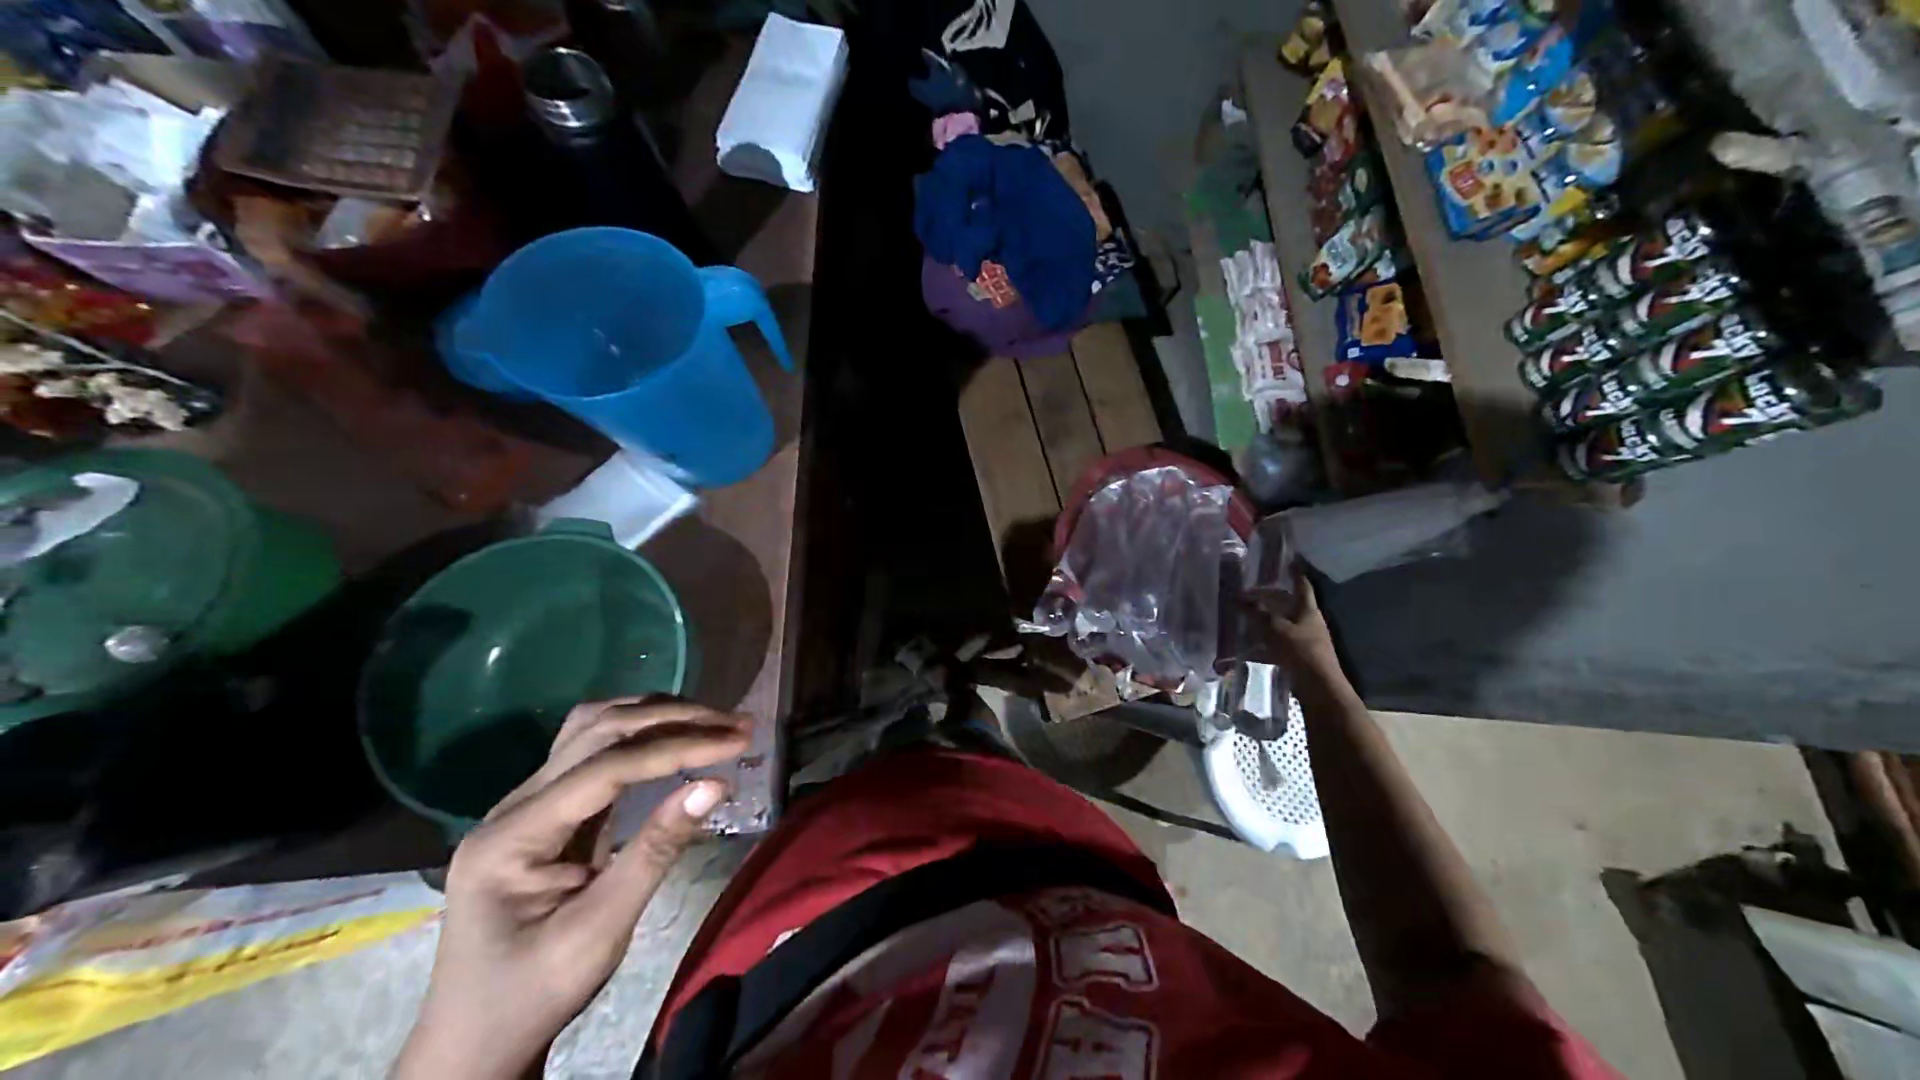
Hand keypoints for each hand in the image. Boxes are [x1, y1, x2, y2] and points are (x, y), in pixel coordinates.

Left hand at [394, 700, 749, 1079]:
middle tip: (737, 723)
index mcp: (513, 835)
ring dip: (655, 717)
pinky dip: (640, 738)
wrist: (477, 1040)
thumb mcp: (599, 931)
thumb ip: (656, 851)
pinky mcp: (547, 812)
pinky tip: (674, 740)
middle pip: (598, 732)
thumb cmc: (535, 993)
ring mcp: (526, 805)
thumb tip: (715, 785)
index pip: (607, 767)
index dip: (677, 747)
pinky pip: (594, 755)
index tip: (737, 741)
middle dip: (672, 719)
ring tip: (712, 721)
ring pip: (593, 731)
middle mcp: (514, 804)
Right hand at [1250, 564, 1339, 679]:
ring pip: (1282, 623)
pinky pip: (1278, 642)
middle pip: (1288, 604)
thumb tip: (1239, 597)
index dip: (1295, 572)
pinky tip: (1248, 646)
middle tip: (1250, 593)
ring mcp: (1304, 640)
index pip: (1302, 585)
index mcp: (1308, 610)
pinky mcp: (1298, 656)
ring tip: (1244, 617)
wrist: (1319, 688)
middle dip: (1270, 597)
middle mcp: (1308, 622)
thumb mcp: (1275, 629)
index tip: (1289, 560)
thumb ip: (1257, 613)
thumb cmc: (1301, 653)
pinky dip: (1263, 641)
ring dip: (1264, 619)